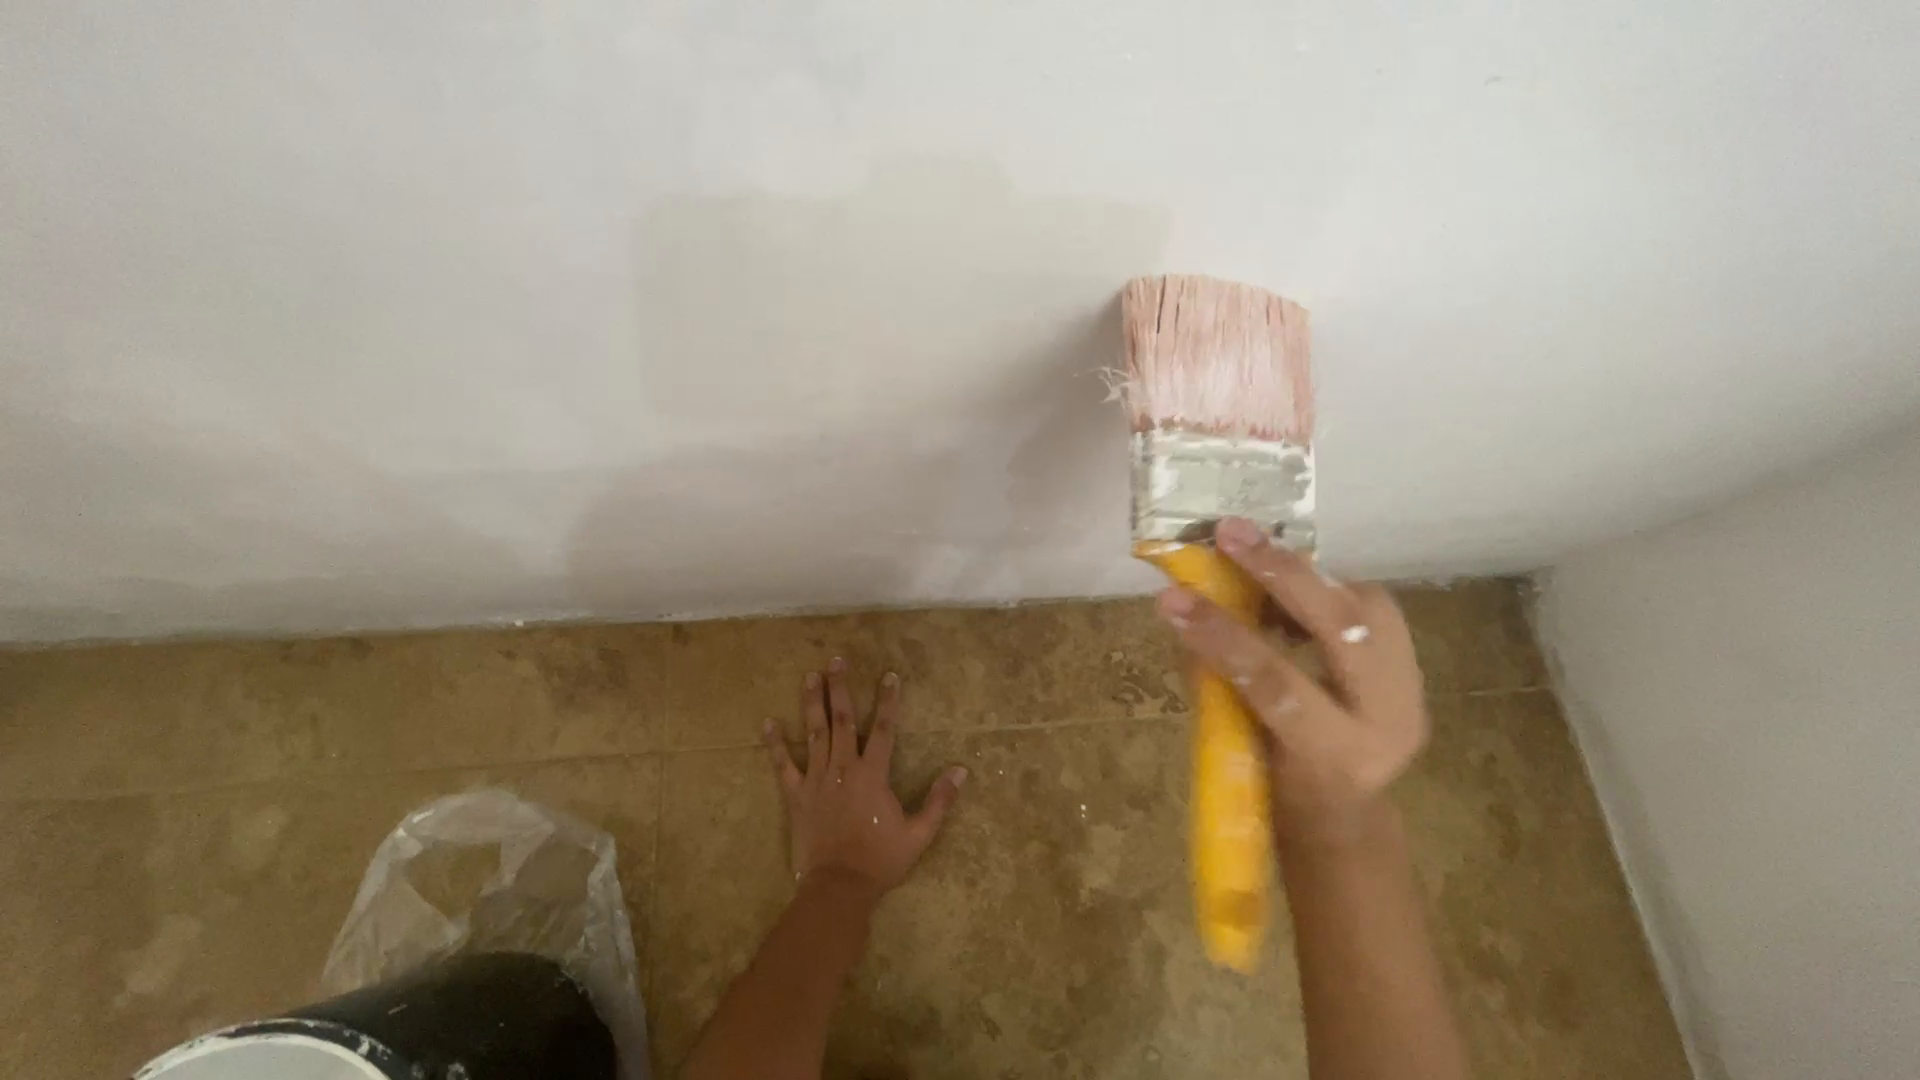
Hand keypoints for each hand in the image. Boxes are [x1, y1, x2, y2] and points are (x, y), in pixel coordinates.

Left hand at [763, 658, 966, 894]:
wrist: (838, 886)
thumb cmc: (881, 860)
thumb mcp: (919, 833)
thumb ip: (939, 800)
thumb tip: (961, 771)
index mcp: (873, 774)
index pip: (884, 729)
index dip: (888, 700)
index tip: (889, 674)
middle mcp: (843, 768)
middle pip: (843, 719)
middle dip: (841, 687)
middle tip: (836, 660)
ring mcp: (816, 779)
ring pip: (814, 733)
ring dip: (812, 703)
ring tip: (810, 676)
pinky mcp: (796, 795)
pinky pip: (783, 765)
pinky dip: (775, 744)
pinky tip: (767, 723)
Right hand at [1155, 517, 1429, 845]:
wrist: (1343, 810)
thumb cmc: (1276, 789)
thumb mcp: (1239, 747)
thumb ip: (1217, 683)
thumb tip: (1182, 610)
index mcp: (1337, 755)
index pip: (1277, 682)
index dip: (1223, 636)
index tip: (1173, 599)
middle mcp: (1389, 719)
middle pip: (1340, 626)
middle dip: (1281, 573)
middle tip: (1230, 533)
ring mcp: (1412, 688)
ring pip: (1363, 604)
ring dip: (1303, 573)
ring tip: (1250, 551)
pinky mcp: (1412, 663)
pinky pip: (1369, 605)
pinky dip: (1322, 585)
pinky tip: (1282, 582)